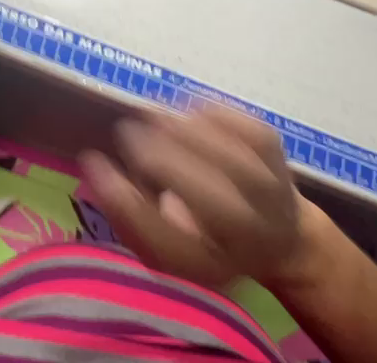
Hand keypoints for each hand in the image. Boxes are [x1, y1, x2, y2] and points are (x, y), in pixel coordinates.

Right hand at [80, 106, 315, 289]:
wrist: (282, 238)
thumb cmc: (205, 238)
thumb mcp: (167, 245)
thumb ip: (130, 213)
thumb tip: (94, 164)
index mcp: (213, 264)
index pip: (167, 242)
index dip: (126, 203)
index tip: (94, 162)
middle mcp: (250, 236)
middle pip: (212, 201)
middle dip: (162, 161)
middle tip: (125, 134)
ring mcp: (273, 193)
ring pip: (234, 161)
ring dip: (186, 132)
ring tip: (151, 115)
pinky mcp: (279, 154)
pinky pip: (249, 130)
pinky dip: (215, 116)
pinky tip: (188, 111)